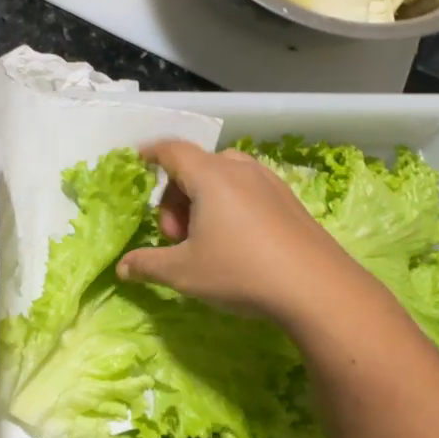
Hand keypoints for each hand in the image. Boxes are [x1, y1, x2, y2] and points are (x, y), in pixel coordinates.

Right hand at [116, 140, 362, 322]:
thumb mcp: (184, 273)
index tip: (138, 163)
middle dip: (176, 195)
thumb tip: (122, 267)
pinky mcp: (289, 200)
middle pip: (197, 165)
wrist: (316, 288)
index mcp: (210, 177)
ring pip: (224, 176)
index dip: (151, 154)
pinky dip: (230, 204)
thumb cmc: (240, 272)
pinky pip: (248, 189)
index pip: (172, 150)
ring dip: (204, 200)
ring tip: (204, 239)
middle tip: (176, 236)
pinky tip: (236, 242)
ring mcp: (270, 182)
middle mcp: (240, 169)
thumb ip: (148, 265)